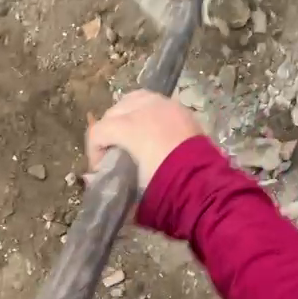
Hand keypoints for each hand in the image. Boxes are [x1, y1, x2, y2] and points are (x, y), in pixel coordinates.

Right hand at [86, 90, 205, 189]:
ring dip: (125, 117)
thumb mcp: (132, 197)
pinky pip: (155, 103)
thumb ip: (108, 186)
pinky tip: (149, 132)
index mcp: (130, 129)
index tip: (100, 171)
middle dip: (108, 134)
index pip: (98, 131)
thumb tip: (92, 179)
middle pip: (113, 112)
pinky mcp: (181, 110)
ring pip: (133, 100)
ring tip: (128, 138)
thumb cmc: (166, 195)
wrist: (205, 191)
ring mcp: (166, 106)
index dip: (93, 152)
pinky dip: (146, 114)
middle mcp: (146, 110)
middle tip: (113, 156)